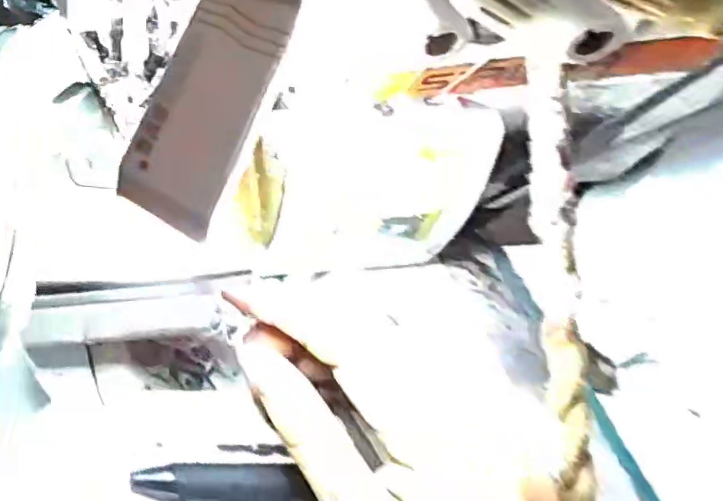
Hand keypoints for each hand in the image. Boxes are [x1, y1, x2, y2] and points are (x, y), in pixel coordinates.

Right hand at [227, 288, 560, 500]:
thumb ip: (306, 429)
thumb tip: (253, 353)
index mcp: (454, 443)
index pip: (349, 342)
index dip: (284, 311)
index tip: (233, 296)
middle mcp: (490, 417)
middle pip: (373, 332)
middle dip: (303, 324)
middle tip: (257, 345)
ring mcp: (506, 420)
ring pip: (395, 341)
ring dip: (331, 338)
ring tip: (290, 362)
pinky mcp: (506, 427)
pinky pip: (420, 363)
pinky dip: (366, 356)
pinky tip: (336, 376)